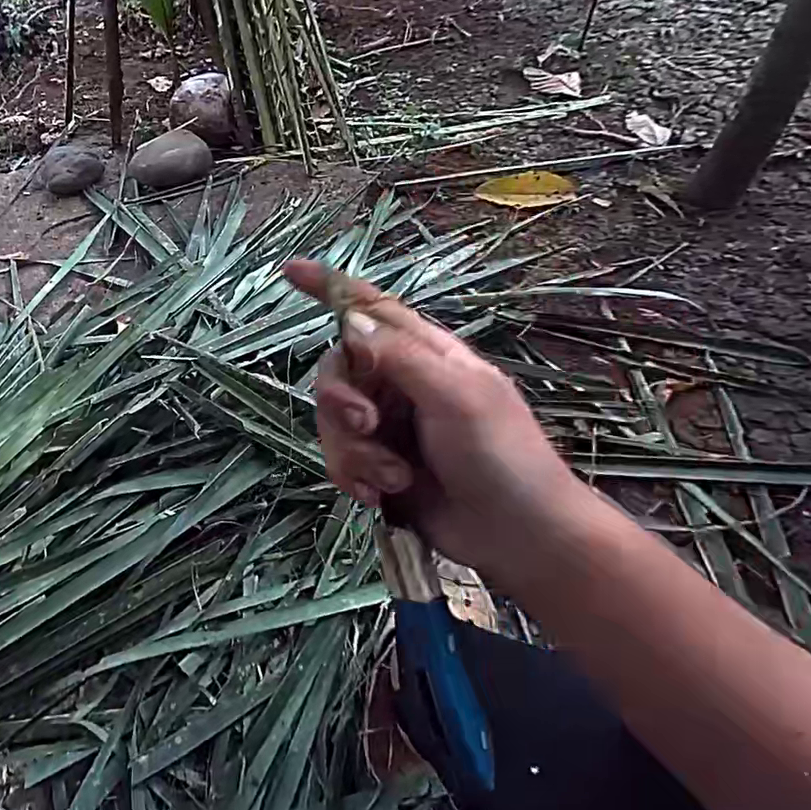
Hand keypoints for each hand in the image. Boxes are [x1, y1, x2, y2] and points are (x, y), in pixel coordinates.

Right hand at [285, 260, 603, 588]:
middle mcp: (399, 382)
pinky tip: (378, 495)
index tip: (290, 272)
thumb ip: (401, 358)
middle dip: (340, 400)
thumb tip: (352, 322)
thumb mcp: (456, 397)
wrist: (520, 538)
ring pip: (331, 420)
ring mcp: (387, 425)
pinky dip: (353, 475)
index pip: (371, 308)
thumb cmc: (501, 455)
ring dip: (354, 451)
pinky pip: (338, 458)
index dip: (330, 288)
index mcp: (424, 353)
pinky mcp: (377, 465)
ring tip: (393, 477)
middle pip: (337, 370)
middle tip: (365, 424)